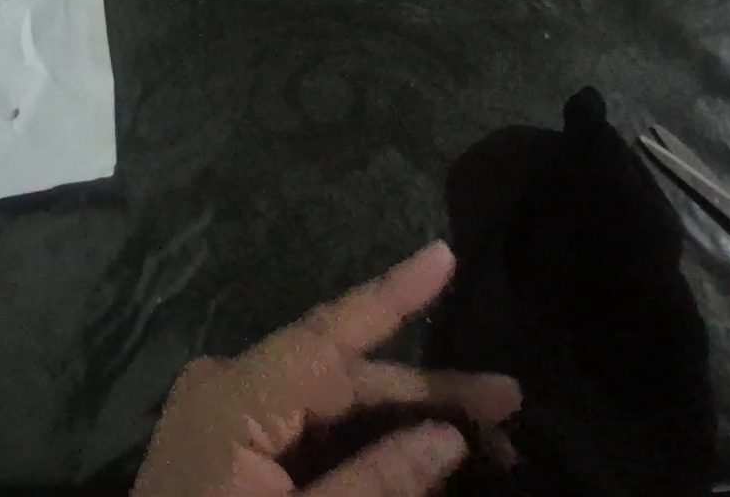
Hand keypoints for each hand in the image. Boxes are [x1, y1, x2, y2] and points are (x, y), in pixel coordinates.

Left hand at [131, 241, 522, 496]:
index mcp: (235, 395)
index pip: (328, 333)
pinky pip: (304, 425)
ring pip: (327, 401)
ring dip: (395, 416)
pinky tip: (408, 450)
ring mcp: (225, 408)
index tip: (443, 255)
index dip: (392, 292)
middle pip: (339, 373)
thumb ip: (376, 482)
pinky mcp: (229, 438)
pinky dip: (355, 441)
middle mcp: (228, 382)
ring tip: (477, 431)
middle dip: (420, 388)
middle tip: (504, 402)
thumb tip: (447, 435)